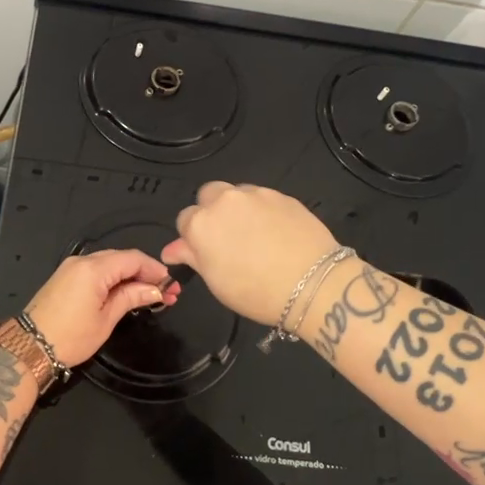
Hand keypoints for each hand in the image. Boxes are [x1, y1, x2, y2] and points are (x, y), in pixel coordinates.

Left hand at [22, 249, 177, 364]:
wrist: (29, 346)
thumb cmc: (70, 336)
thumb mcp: (106, 319)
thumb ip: (131, 298)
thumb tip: (156, 290)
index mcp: (93, 269)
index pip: (132, 259)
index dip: (155, 270)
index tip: (171, 286)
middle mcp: (81, 261)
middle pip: (121, 258)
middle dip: (144, 273)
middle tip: (165, 292)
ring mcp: (70, 267)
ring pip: (108, 263)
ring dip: (129, 276)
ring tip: (149, 294)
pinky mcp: (64, 276)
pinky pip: (95, 270)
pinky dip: (112, 278)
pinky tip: (125, 292)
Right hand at [162, 182, 338, 327]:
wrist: (313, 284)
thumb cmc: (256, 291)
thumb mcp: (216, 282)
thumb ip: (192, 257)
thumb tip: (172, 250)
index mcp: (201, 223)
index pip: (185, 219)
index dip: (192, 236)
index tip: (205, 251)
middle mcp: (225, 200)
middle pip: (208, 195)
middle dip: (212, 211)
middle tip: (227, 238)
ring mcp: (256, 194)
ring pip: (237, 193)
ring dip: (238, 208)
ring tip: (255, 235)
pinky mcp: (282, 195)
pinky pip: (263, 198)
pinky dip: (263, 211)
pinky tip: (276, 233)